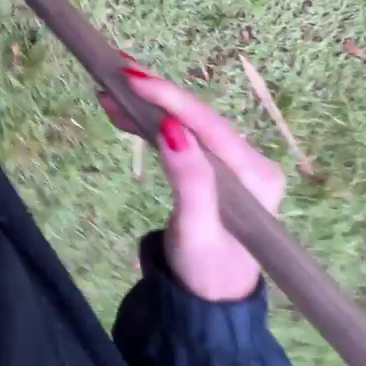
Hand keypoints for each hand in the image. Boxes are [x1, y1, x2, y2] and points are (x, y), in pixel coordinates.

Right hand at [98, 67, 285, 301]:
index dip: (169, 97)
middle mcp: (249, 161)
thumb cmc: (205, 268)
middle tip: (114, 69)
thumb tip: (171, 128)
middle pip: (195, 115)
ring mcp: (231, 161)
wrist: (209, 296)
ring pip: (183, 120)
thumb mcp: (195, 230)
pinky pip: (177, 132)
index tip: (131, 77)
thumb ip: (190, 181)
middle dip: (154, 93)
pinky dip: (147, 120)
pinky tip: (119, 110)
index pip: (208, 123)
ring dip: (146, 104)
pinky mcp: (212, 163)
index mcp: (256, 175)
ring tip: (108, 89)